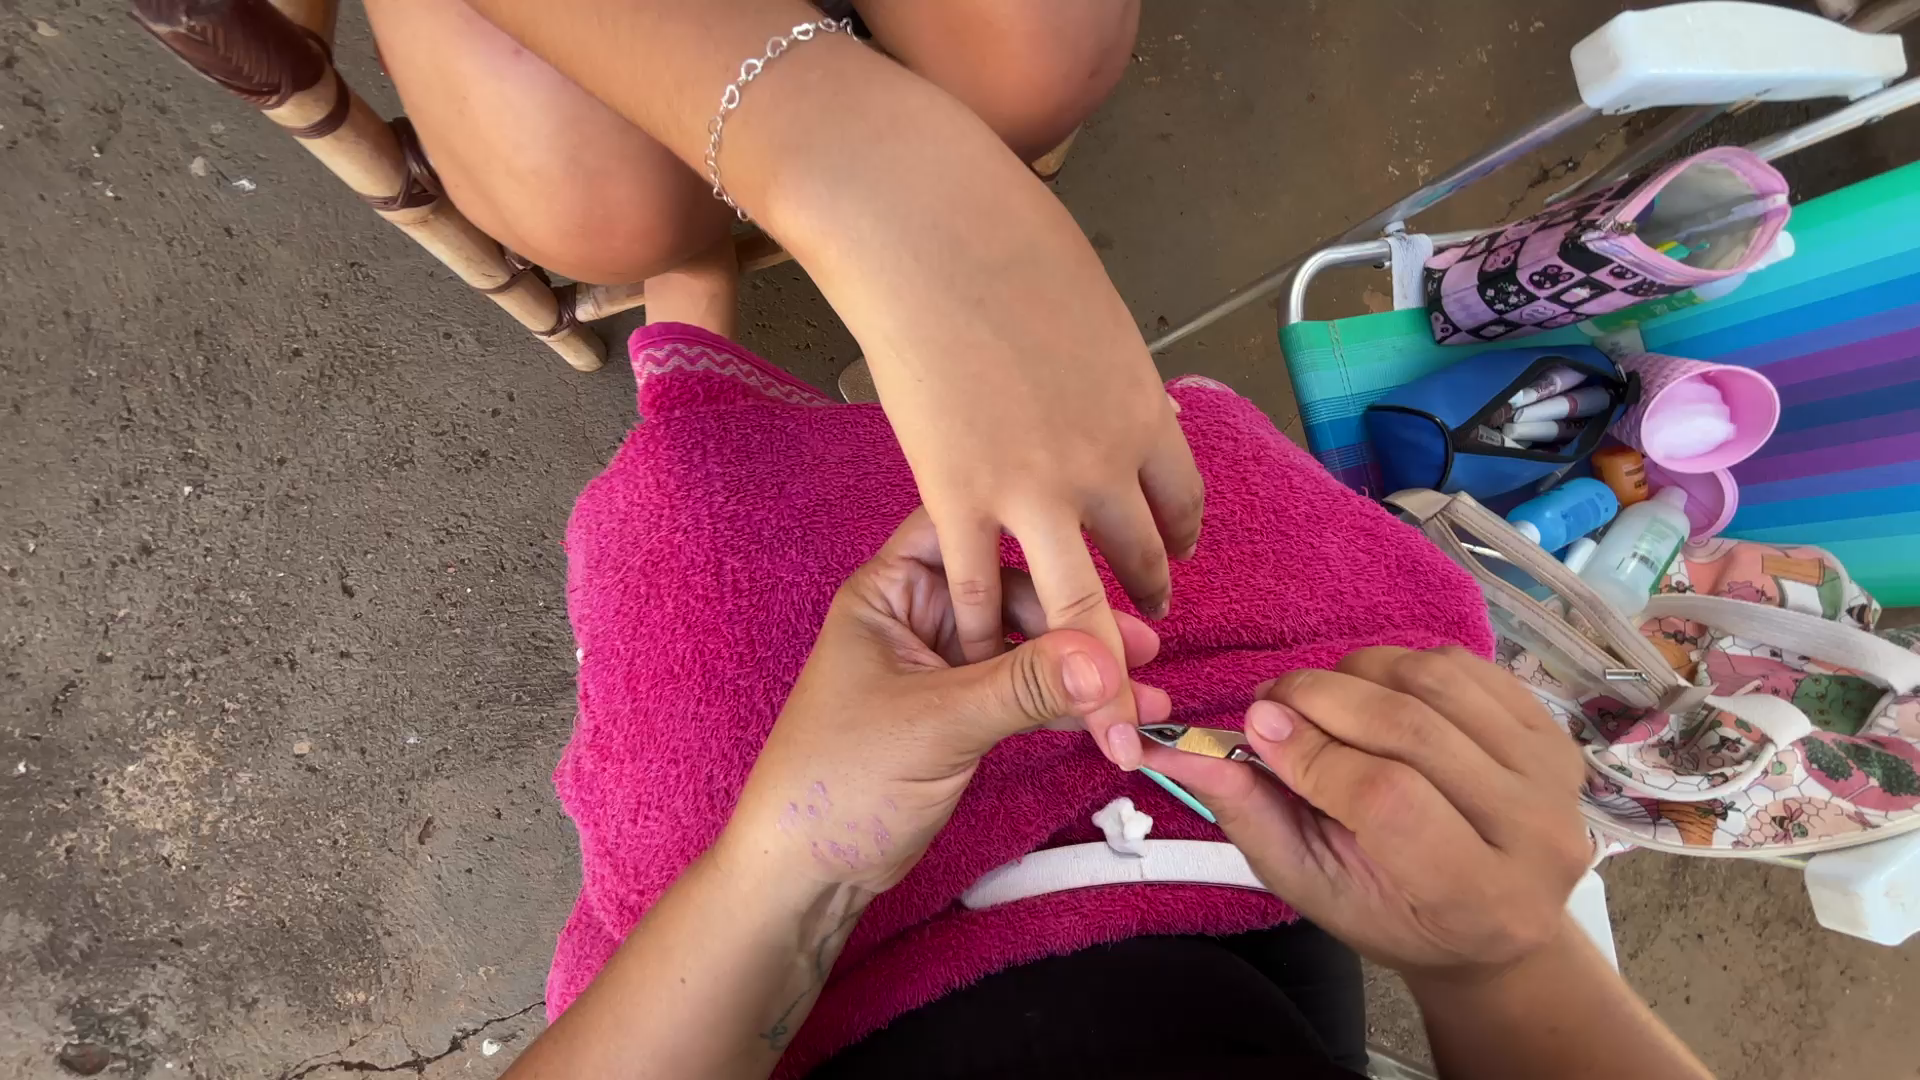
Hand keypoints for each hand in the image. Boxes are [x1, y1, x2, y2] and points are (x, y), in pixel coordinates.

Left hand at [725, 509, 1170, 892]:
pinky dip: (1067, 705)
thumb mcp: (936, 723)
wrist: (810, 871)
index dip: (1020, 529)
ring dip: (1082, 670)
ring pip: (1026, 647)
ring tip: (1147, 694)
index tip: (1091, 541)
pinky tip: (1118, 719)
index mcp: (892, 590)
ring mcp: (947, 662)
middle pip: (1011, 593)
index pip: (962, 531)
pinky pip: (1026, 692)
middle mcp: (922, 613)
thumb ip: (1022, 687)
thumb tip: (1107, 659)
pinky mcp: (966, 706)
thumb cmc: (844, 778)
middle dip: (1073, 624)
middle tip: (1140, 651)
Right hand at [779, 71, 1203, 775]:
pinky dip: (987, 633)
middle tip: (1148, 628)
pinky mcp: (960, 500)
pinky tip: (986, 657)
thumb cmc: (1012, 246)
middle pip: (1143, 561)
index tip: (1174, 558)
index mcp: (1143, 412)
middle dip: (1148, 605)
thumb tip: (1110, 399)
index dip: (1180, 540)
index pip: (1182, 501)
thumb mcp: (1095, 313)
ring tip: (1083, 668)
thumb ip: (1111, 377)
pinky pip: (983, 592)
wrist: (932, 230)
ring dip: (1086, 644)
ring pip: (1078, 601)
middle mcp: (1104, 466)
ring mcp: (1034, 491)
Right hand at [1144, 647, 1590, 983]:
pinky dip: (1395, 662)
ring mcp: (1554, 775)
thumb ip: (1245, 813)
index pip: (1388, 797)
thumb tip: (1182, 750)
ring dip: (1353, 673)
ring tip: (1324, 702)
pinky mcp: (1553, 731)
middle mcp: (1535, 835)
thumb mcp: (1304, 879)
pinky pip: (1458, 663)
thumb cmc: (1384, 908)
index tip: (1253, 725)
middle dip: (1317, 698)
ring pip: (1429, 680)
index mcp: (1474, 896)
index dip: (1311, 751)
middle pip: (1409, 728)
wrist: (1489, 914)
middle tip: (1271, 703)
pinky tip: (1374, 694)